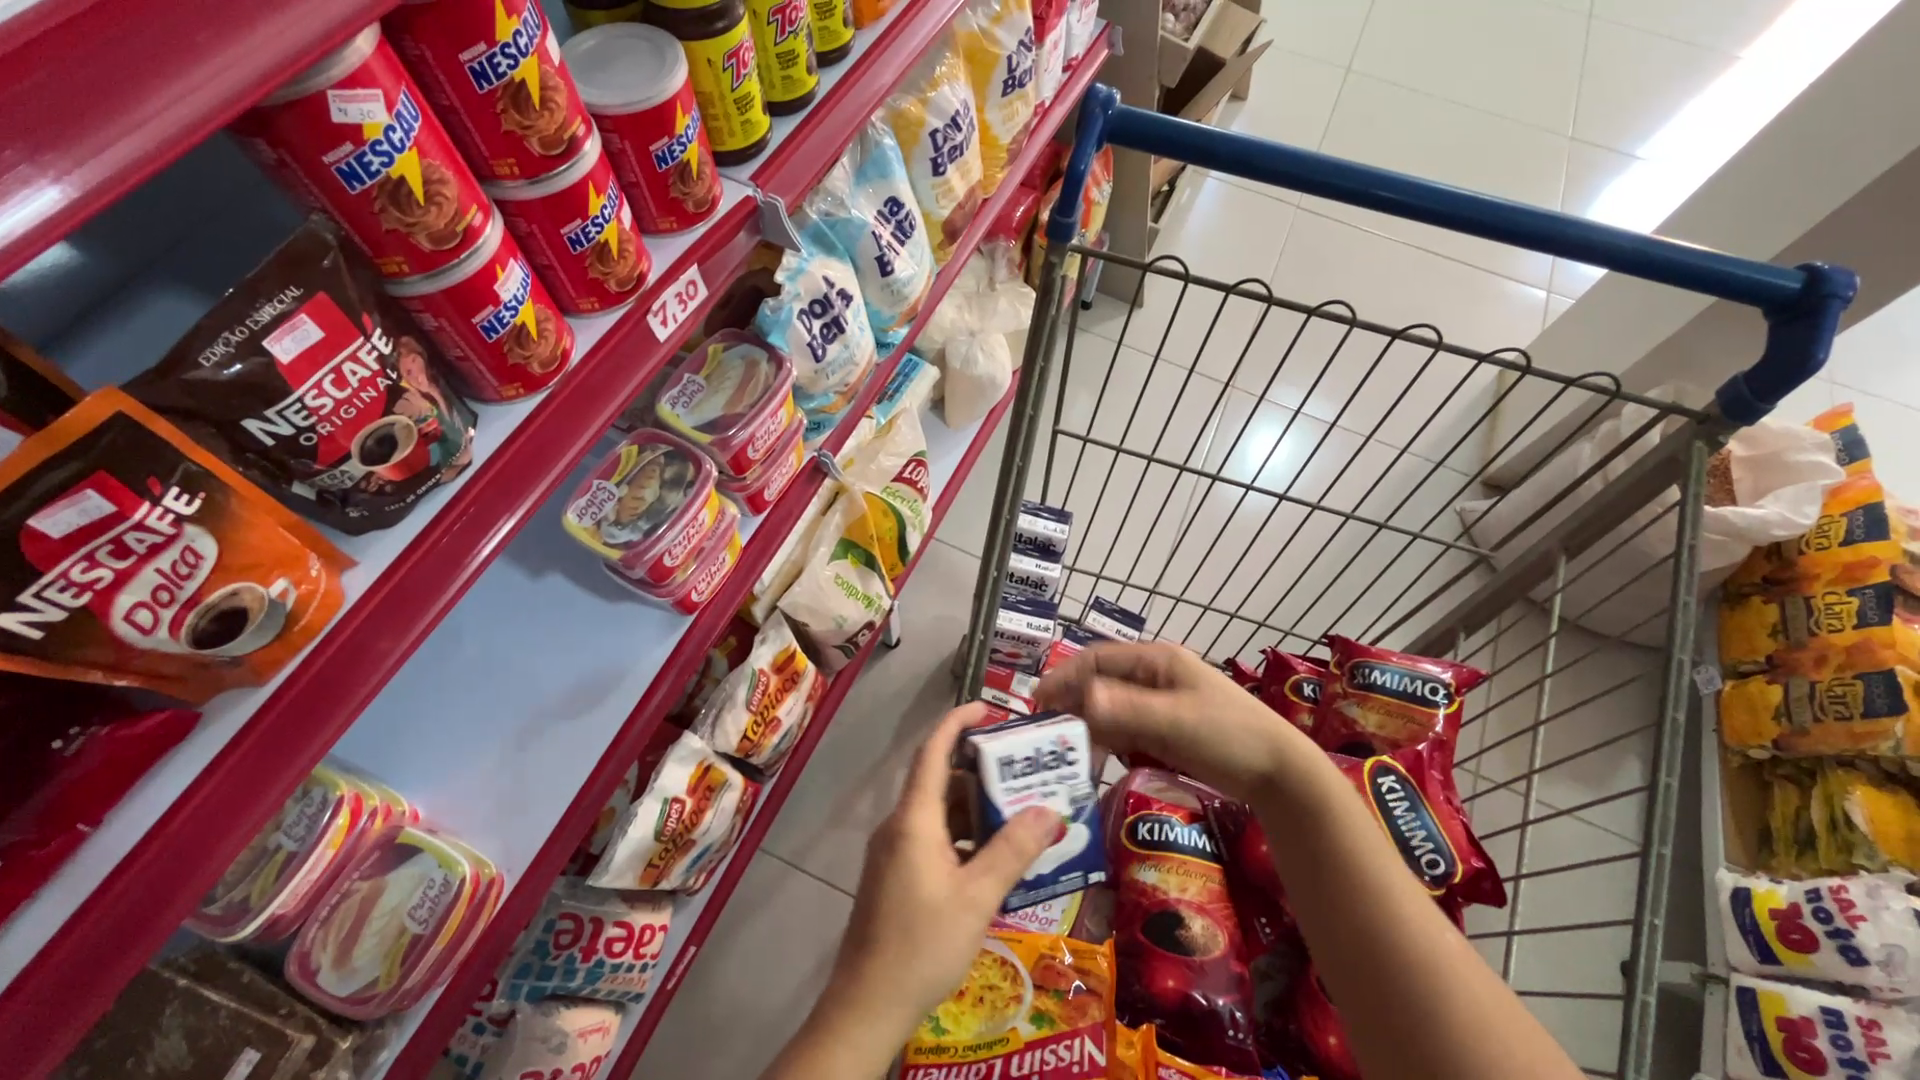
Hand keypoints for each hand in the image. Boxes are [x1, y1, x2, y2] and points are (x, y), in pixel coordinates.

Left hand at [827, 702, 1062, 1032]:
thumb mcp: (977, 897)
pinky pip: (935, 840)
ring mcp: (895, 853)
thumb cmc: (922, 943)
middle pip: (942, 782)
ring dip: (979, 811)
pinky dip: (966, 839)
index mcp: (914, 820)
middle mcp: (900, 827)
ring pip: (941, 815)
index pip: (933, 752)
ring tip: (1024, 813)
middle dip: (983, 773)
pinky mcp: (897, 877)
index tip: (990, 708)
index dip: (958, 723)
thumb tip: (1048, 810)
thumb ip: (1013, 850)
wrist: (868, 1004)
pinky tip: (998, 859)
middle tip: (1028, 771)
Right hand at [1035, 641, 1318, 804]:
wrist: (1279, 774)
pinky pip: (1125, 731)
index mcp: (1157, 661)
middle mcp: (1154, 678)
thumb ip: (1128, 710)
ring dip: (1087, 725)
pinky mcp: (1165, 732)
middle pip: (1101, 684)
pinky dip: (1107, 742)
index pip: (1098, 659)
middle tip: (1044, 731)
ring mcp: (1160, 705)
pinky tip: (1093, 760)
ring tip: (1063, 749)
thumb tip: (1082, 698)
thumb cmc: (1230, 736)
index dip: (1065, 677)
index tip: (1037, 702)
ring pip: (1110, 709)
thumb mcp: (1177, 721)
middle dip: (1071, 704)